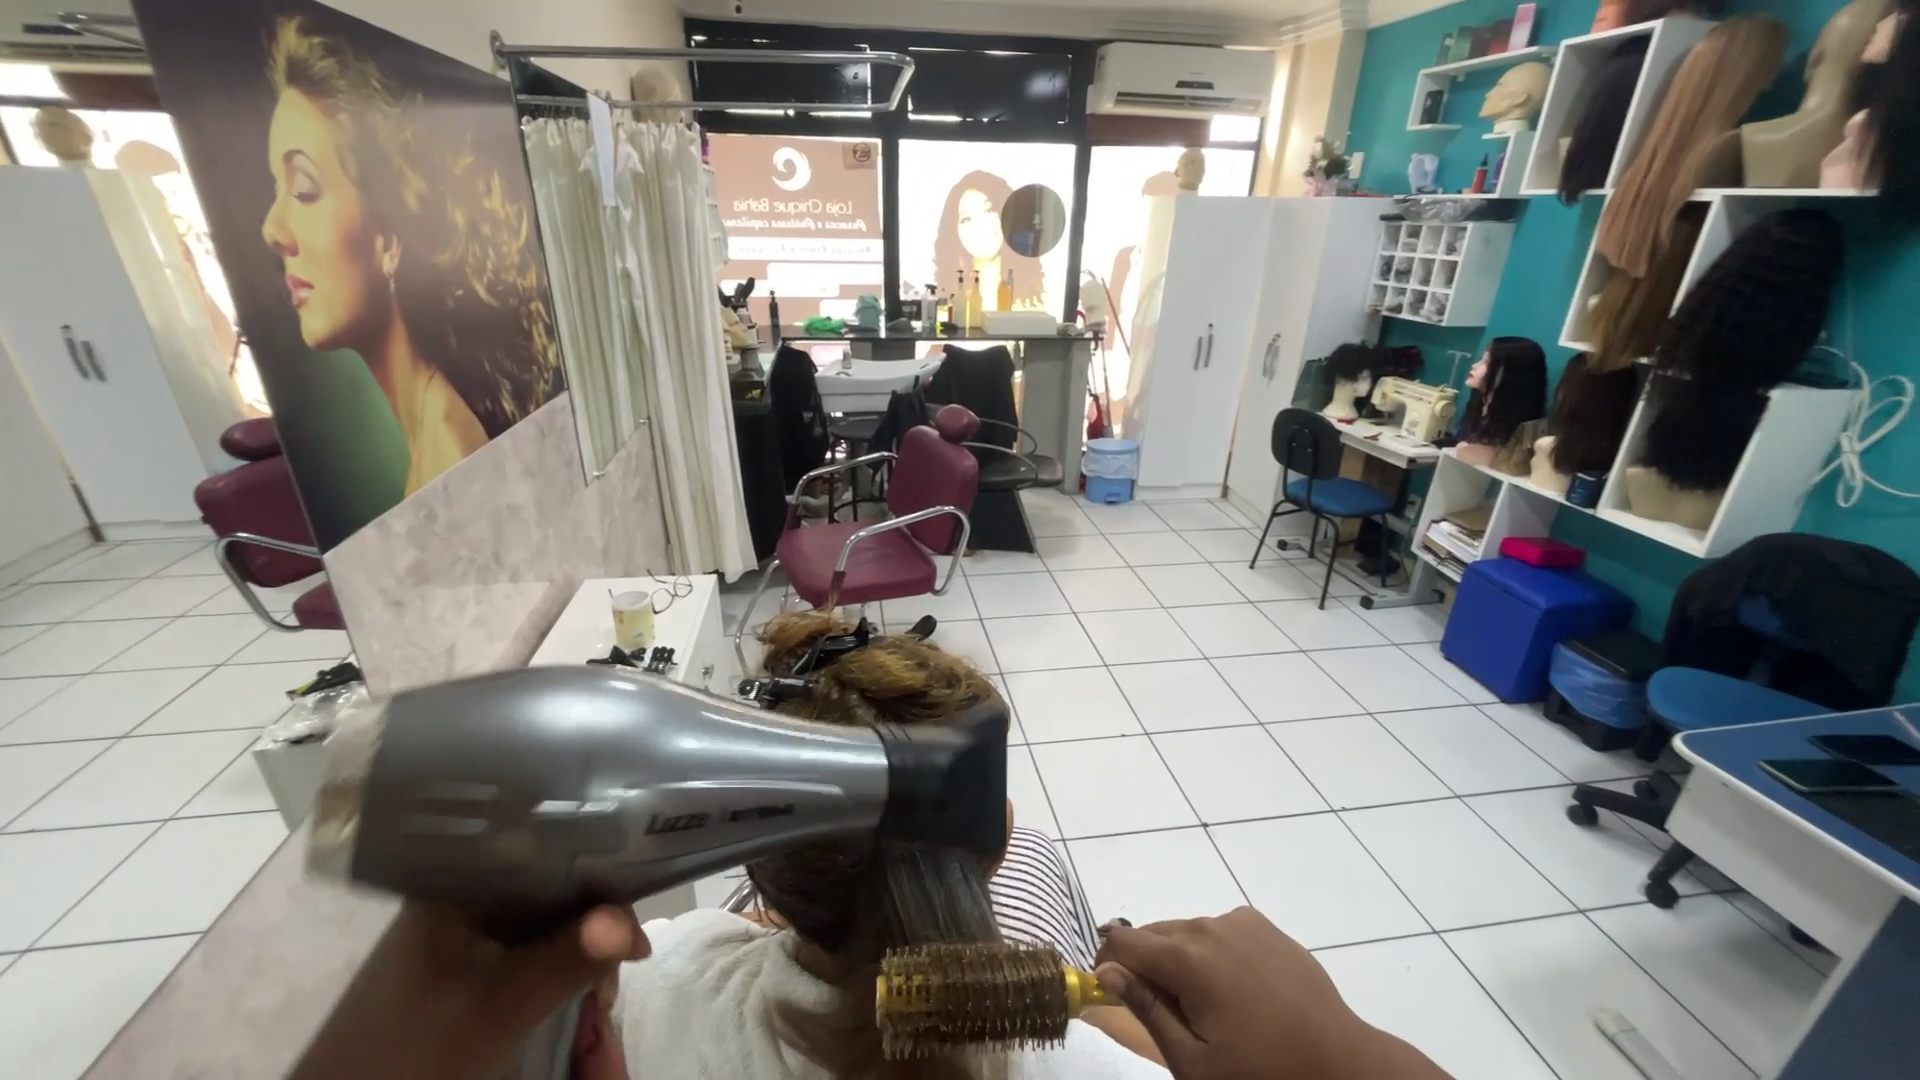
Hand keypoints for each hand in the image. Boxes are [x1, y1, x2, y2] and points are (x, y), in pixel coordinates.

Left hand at [292, 902, 646, 1079]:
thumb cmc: (408, 1053)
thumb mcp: (494, 1008)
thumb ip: (566, 960)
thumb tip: (632, 924)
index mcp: (460, 878)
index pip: (551, 845)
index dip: (603, 870)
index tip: (635, 914)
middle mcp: (465, 889)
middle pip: (555, 880)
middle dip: (599, 915)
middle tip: (632, 957)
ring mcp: (465, 926)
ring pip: (548, 914)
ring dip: (586, 942)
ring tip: (609, 982)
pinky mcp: (467, 959)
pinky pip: (532, 943)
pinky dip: (564, 961)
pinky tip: (583, 985)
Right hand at [1093, 907, 1451, 1079]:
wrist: (1342, 1065)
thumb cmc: (1262, 1074)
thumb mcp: (1194, 1062)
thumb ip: (1146, 1010)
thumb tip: (1108, 972)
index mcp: (1186, 958)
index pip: (1122, 941)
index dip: (1107, 964)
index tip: (1112, 994)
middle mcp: (1208, 926)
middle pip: (1153, 934)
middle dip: (1145, 965)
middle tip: (1164, 1012)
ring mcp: (1238, 922)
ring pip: (1185, 932)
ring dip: (1178, 959)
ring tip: (1204, 1005)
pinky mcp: (1262, 925)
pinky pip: (1218, 931)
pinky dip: (1211, 952)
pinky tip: (1234, 988)